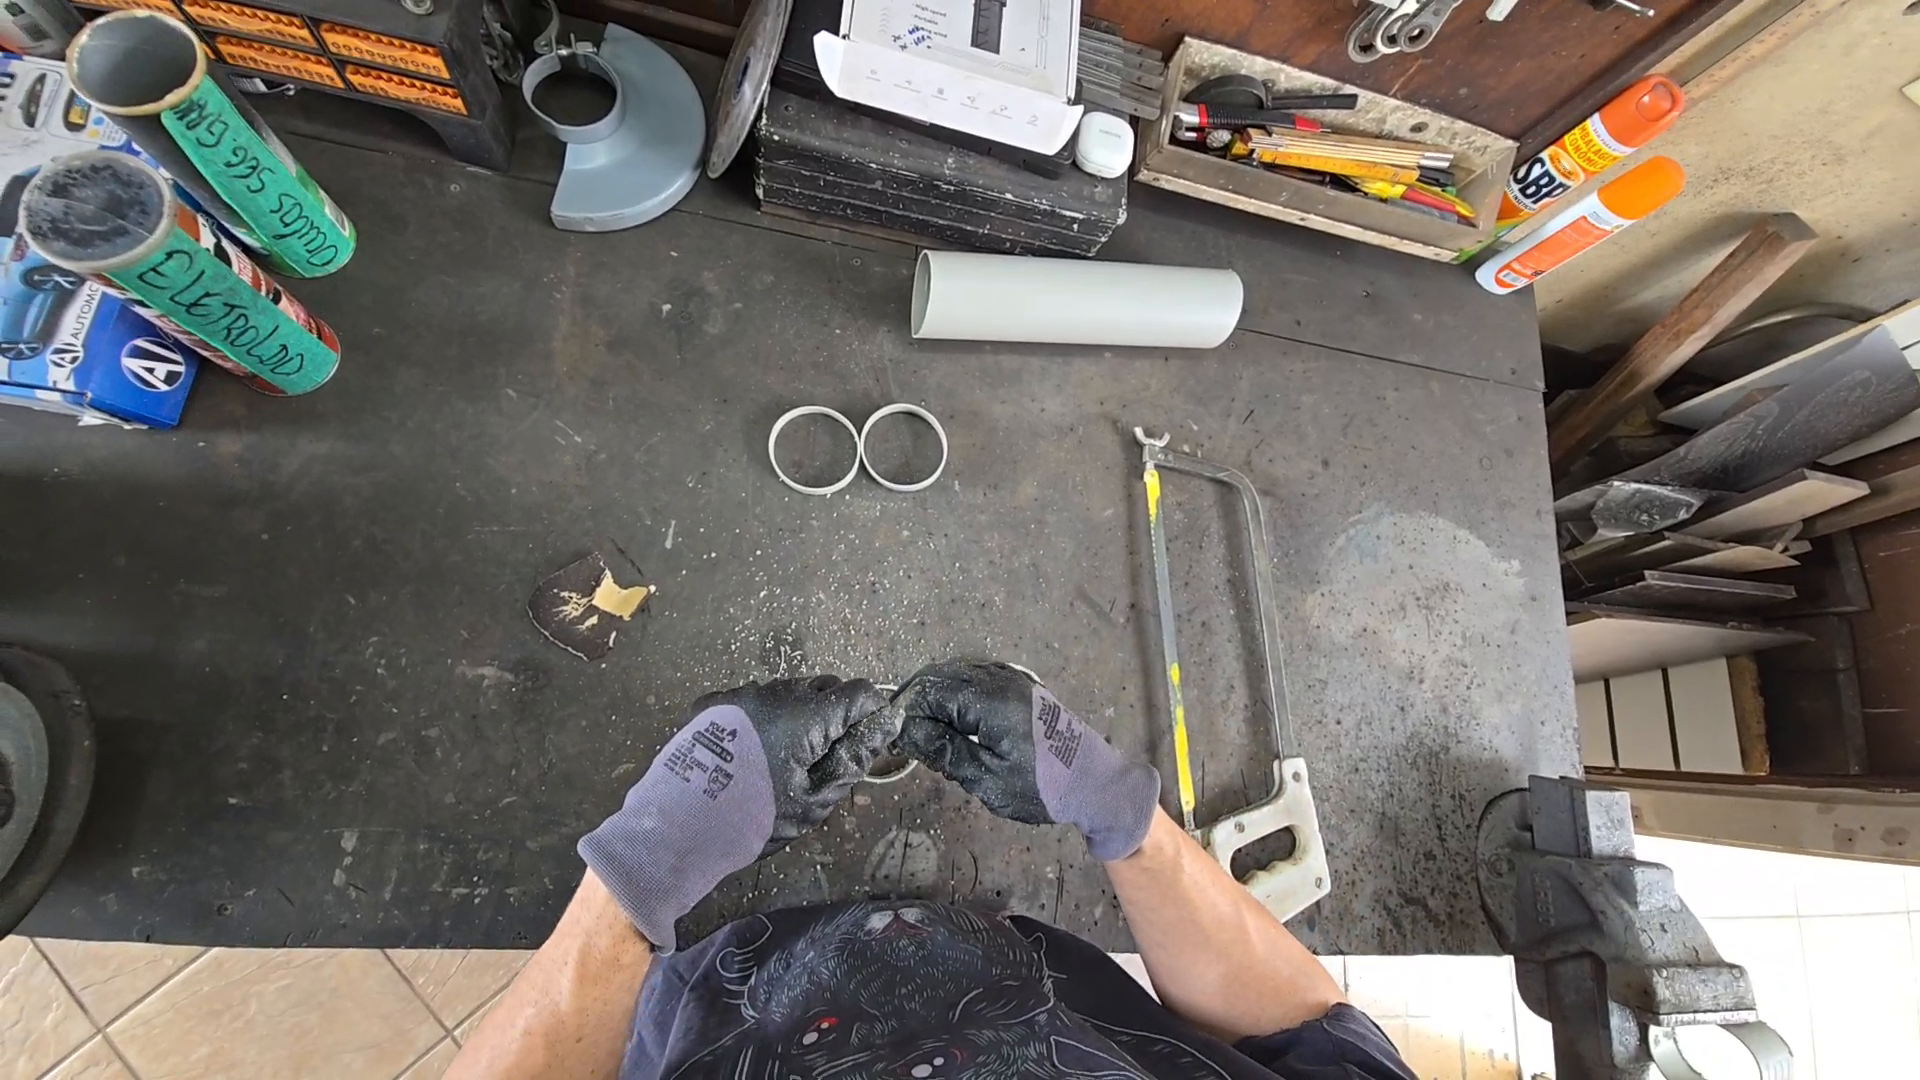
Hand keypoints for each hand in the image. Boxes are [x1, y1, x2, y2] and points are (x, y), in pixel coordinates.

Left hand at [578, 675, 896, 949]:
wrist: (673, 830)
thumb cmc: (751, 821)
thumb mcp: (812, 801)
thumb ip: (853, 760)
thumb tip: (884, 728)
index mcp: (806, 716)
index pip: (858, 693)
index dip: (871, 712)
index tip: (869, 736)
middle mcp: (777, 693)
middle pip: (825, 686)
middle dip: (836, 713)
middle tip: (825, 755)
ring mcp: (743, 694)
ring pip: (791, 690)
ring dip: (801, 712)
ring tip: (786, 755)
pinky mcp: (716, 702)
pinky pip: (757, 698)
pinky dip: (767, 716)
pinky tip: (754, 751)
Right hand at [895, 660, 1158, 860]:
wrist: (1096, 782)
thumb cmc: (1043, 787)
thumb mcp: (988, 778)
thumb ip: (945, 750)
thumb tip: (905, 730)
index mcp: (990, 700)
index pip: (931, 690)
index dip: (905, 709)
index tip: (890, 734)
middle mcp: (998, 679)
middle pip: (940, 676)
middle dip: (916, 701)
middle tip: (903, 735)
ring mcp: (1009, 678)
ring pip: (956, 674)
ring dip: (934, 696)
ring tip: (923, 731)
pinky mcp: (1017, 685)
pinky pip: (974, 678)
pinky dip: (954, 694)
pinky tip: (950, 720)